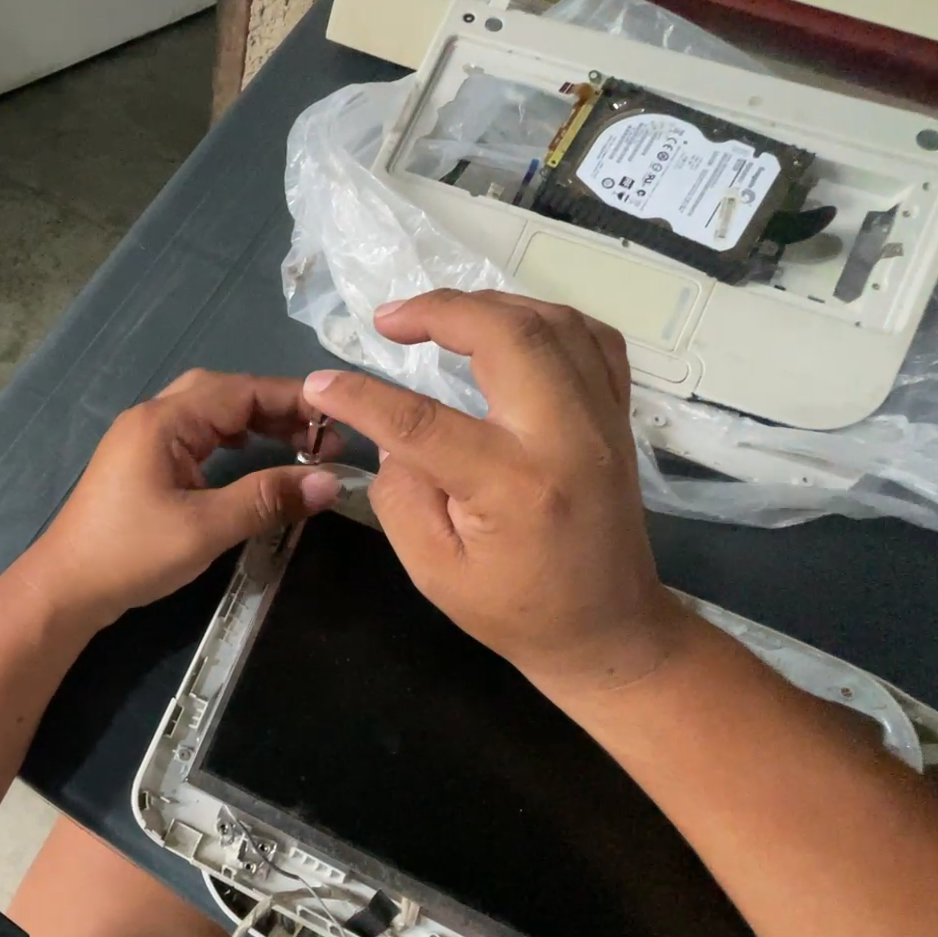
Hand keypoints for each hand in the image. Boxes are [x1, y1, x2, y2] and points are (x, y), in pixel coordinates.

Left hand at [17, 370, 342, 628]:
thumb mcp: (206, 528)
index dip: (294, 400)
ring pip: (207, 414)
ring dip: (252, 423)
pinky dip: (227, 440)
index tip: (340, 418)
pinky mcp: (139, 463)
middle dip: (275, 408)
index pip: (241, 391)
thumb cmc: (131, 554)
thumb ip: (267, 499)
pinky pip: (193, 436)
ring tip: (297, 443)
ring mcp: (141, 439)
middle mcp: (151, 418)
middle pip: (223, 394)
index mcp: (164, 421)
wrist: (66, 587)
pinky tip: (246, 456)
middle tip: (321, 436)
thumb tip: (331, 482)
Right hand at [303, 290, 690, 702]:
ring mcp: (603, 419)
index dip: (361, 397)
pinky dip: (540, 318)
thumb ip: (400, 495)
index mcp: (511, 485)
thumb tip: (393, 437)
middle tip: (387, 318)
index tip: (320, 383)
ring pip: (553, 322)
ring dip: (486, 306)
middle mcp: (567, 437)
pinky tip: (502, 327)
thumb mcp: (431, 569)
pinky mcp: (617, 416)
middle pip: (509, 336)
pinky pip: (590, 338)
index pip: (421, 421)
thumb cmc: (511, 610)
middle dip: (440, 311)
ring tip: (434, 315)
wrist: (608, 630)